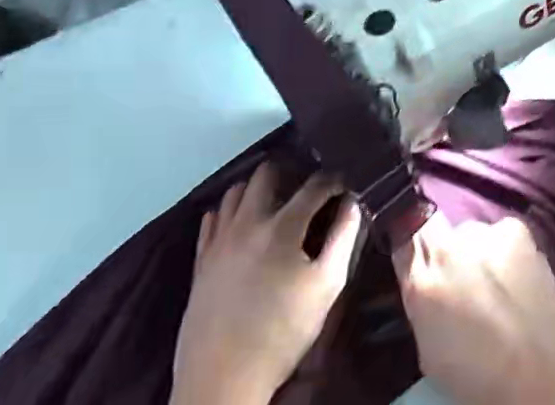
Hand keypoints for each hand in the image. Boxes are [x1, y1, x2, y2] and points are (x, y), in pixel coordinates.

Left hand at [172, 163, 364, 404]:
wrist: (223, 381)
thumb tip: (353, 202)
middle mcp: (246, 224)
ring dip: (259, 188)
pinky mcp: (200, 262)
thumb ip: (344, 236)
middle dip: (293, 171)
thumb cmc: (283, 332)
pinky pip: (212, 219)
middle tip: (309, 188)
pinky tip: (246, 224)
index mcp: (281, 227)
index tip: (348, 183)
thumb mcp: (327, 285)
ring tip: (279, 202)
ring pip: (235, 191)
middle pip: (266, 173)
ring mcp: (217, 242)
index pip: (316, 184)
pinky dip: (232, 211)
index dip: (337, 178)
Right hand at [393, 215, 554, 404]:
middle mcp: (447, 249)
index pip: (403, 239)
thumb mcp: (429, 347)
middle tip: (464, 279)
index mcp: (420, 282)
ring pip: (472, 233)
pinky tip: (517, 273)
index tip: (418, 255)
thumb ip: (423, 301)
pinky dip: (505, 248)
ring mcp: (482, 233)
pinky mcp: (514, 228)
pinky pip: (501, 233)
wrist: (539, 361)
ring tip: (496, 280)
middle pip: (439, 233)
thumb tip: (427, 280)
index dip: (412, 246)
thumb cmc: (477, 371)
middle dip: (448, 252)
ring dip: (479, 250)